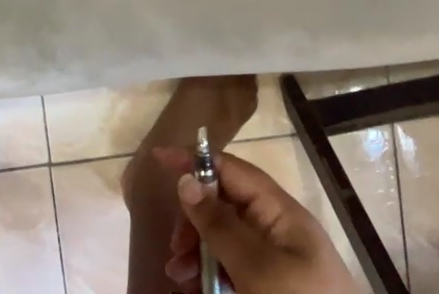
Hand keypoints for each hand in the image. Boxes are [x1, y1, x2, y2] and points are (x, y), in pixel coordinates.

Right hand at [160, 150, 353, 293]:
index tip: (158, 159)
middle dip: (193, 223)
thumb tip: (187, 179)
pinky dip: (210, 279)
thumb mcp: (255, 267)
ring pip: (223, 244)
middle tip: (175, 250)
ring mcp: (275, 266)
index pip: (233, 171)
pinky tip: (194, 291)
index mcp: (280, 214)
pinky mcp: (269, 291)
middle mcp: (277, 233)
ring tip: (179, 280)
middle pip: (223, 208)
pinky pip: (232, 273)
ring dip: (197, 256)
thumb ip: (219, 224)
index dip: (197, 161)